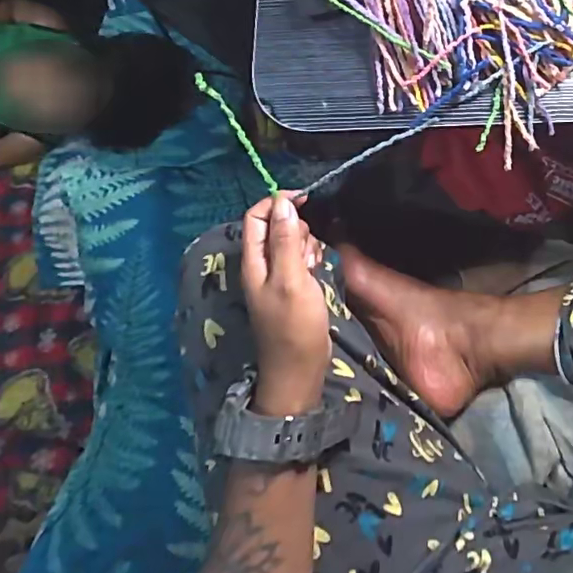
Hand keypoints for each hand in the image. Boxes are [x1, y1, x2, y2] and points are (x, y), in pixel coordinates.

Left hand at [242, 193, 330, 416]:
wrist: (299, 372)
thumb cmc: (294, 326)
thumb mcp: (291, 279)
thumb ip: (285, 240)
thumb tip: (283, 202)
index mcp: (254, 261)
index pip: (257, 216)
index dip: (278, 203)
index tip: (306, 200)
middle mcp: (262, 265)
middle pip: (275, 225)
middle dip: (296, 224)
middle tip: (311, 246)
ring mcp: (277, 277)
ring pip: (290, 241)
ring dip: (306, 241)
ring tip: (315, 262)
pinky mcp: (292, 286)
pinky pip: (300, 258)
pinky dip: (310, 257)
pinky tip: (318, 269)